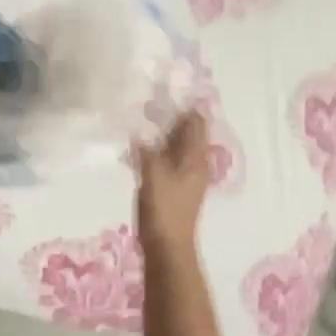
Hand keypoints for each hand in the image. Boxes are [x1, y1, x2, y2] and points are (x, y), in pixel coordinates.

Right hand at [136, 112, 211, 252]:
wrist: (167, 247)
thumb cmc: (163, 209)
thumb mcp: (152, 174)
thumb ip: (146, 149)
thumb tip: (139, 129)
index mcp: (195, 157)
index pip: (196, 121)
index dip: (185, 104)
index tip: (166, 89)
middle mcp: (196, 163)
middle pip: (188, 132)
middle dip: (171, 116)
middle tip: (147, 101)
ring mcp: (186, 177)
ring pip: (177, 146)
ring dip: (162, 133)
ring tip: (141, 120)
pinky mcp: (175, 188)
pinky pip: (168, 160)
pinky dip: (156, 150)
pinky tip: (139, 150)